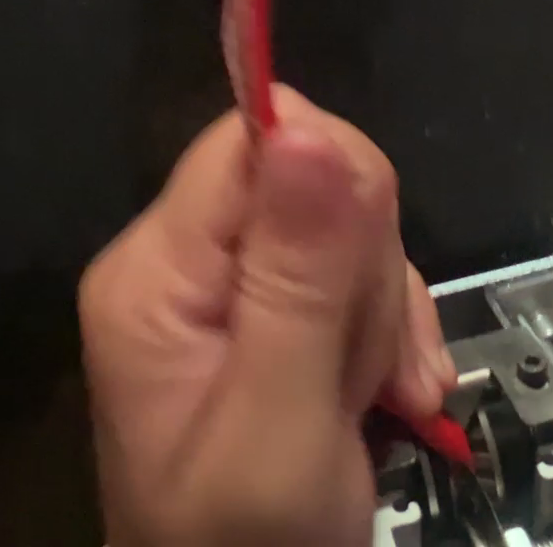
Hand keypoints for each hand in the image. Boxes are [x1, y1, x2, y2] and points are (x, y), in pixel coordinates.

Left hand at [79, 86, 456, 546]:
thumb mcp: (282, 427)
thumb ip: (299, 278)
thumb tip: (308, 126)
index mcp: (158, 269)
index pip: (254, 141)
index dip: (330, 182)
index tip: (365, 270)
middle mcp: (186, 259)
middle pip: (312, 179)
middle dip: (364, 267)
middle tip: (365, 366)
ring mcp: (231, 282)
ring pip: (348, 224)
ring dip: (383, 309)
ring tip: (375, 395)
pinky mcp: (275, 306)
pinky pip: (360, 267)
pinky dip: (391, 327)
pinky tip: (395, 391)